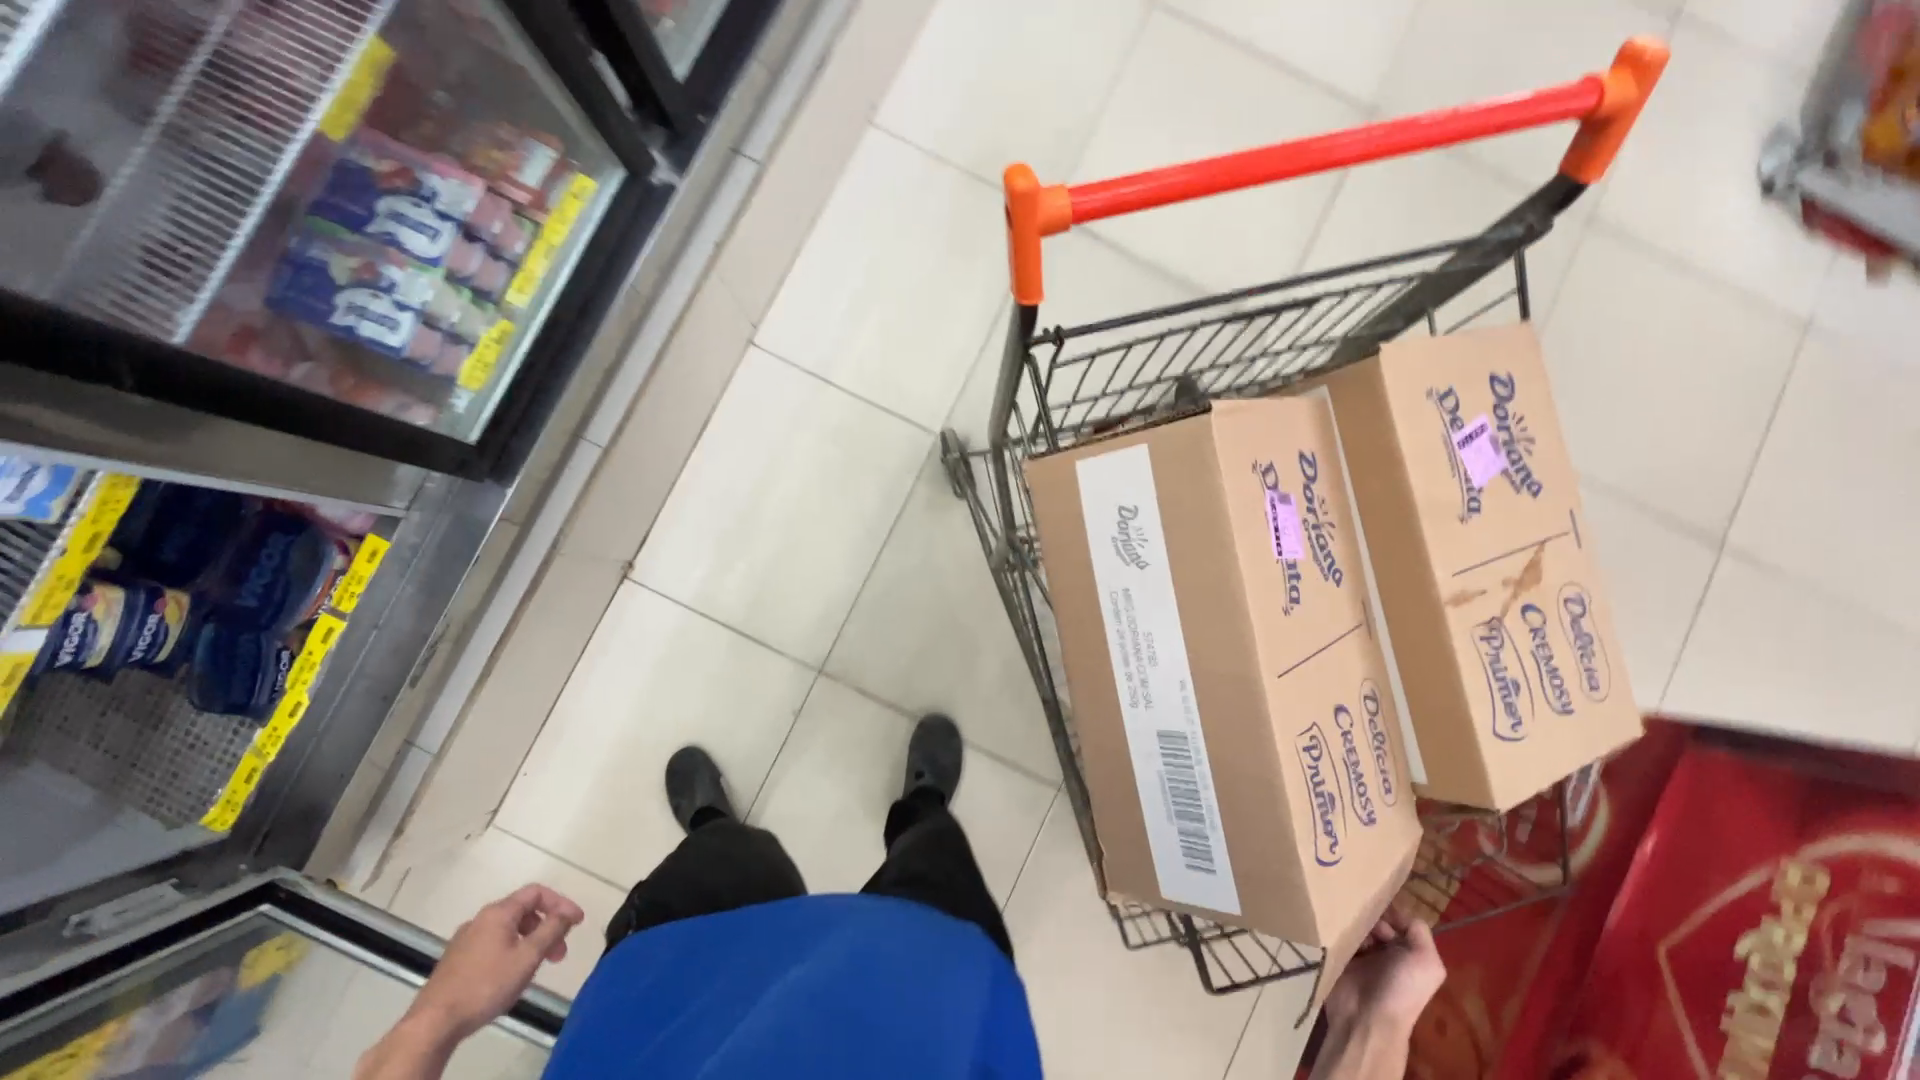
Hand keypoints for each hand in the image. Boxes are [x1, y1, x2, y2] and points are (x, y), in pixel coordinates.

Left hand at [410, 884, 584, 1040]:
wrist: (434, 1022)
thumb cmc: (486, 985)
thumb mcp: (528, 957)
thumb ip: (551, 930)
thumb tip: (566, 913)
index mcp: (498, 913)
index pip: (536, 892)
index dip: (561, 903)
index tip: (577, 923)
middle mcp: (480, 920)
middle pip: (522, 911)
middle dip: (547, 927)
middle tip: (560, 953)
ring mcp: (465, 940)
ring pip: (507, 930)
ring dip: (530, 942)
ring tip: (538, 967)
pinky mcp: (456, 960)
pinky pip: (493, 945)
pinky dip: (512, 951)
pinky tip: (512, 975)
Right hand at [1324, 911, 1445, 1036]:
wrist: (1367, 1018)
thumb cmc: (1401, 989)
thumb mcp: (1427, 962)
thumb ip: (1419, 931)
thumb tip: (1395, 913)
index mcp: (1409, 953)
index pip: (1399, 921)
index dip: (1390, 913)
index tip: (1379, 912)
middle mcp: (1387, 952)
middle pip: (1376, 921)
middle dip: (1369, 917)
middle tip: (1362, 922)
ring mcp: (1362, 955)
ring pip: (1356, 926)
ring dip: (1351, 924)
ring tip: (1348, 928)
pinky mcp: (1340, 957)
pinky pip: (1337, 936)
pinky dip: (1336, 931)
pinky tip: (1334, 930)